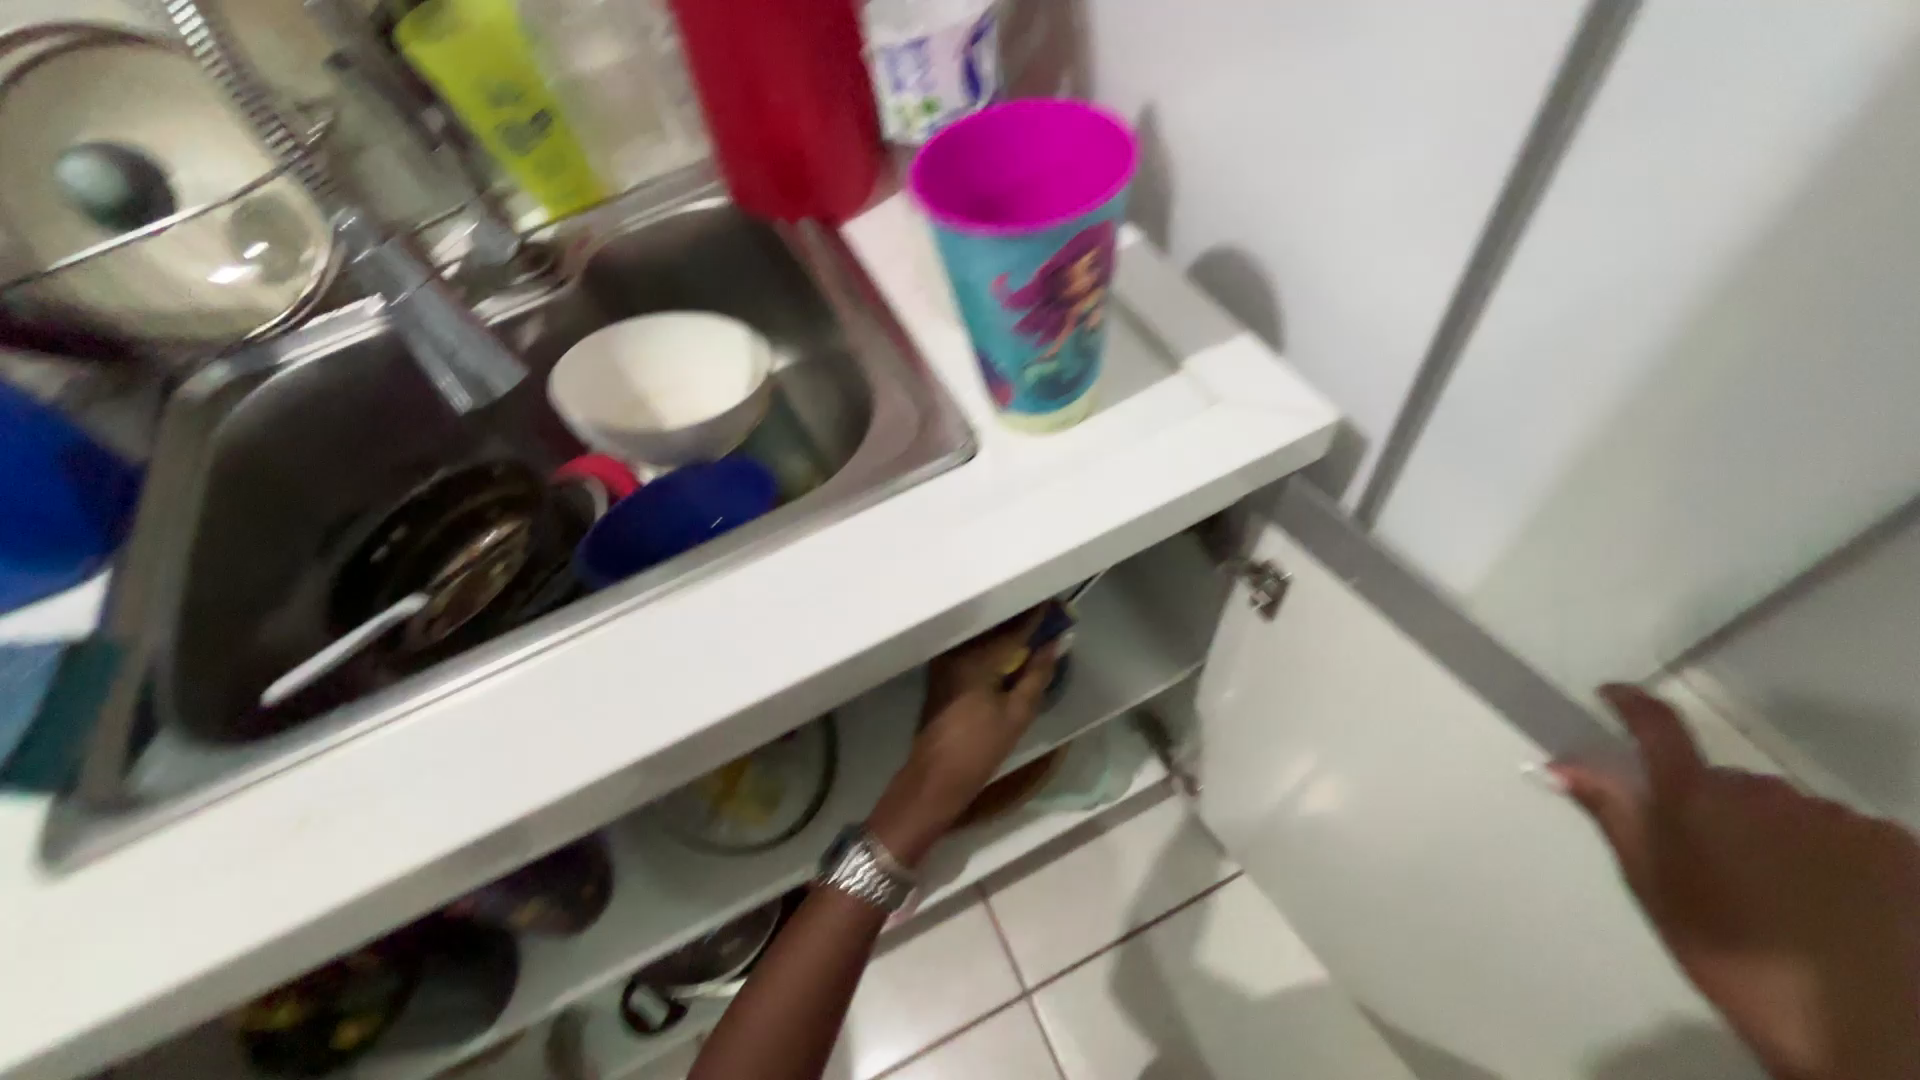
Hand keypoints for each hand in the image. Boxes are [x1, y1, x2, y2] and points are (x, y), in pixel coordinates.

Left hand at [866, 613, 1060, 866]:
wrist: (935, 777)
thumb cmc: (979, 749)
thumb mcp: (1018, 713)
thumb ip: (1038, 674)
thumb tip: (1056, 643)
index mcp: (975, 658)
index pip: (1014, 628)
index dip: (1038, 617)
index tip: (1058, 607)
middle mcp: (956, 651)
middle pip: (996, 628)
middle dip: (1023, 622)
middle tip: (1051, 618)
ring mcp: (945, 661)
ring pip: (983, 637)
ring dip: (1008, 633)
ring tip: (1035, 632)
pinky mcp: (941, 673)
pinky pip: (972, 649)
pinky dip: (992, 647)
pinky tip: (1011, 653)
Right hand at [1553, 686, 1919, 1079]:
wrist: (1861, 1027)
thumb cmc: (1731, 955)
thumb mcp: (1653, 888)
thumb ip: (1612, 814)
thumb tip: (1561, 764)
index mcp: (1697, 800)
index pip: (1658, 727)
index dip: (1632, 704)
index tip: (1612, 696)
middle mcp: (1765, 792)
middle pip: (1722, 779)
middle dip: (1708, 805)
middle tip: (1704, 860)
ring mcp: (1836, 816)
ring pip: (1782, 806)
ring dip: (1769, 831)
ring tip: (1775, 893)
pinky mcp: (1896, 844)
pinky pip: (1841, 829)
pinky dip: (1826, 851)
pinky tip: (1830, 899)